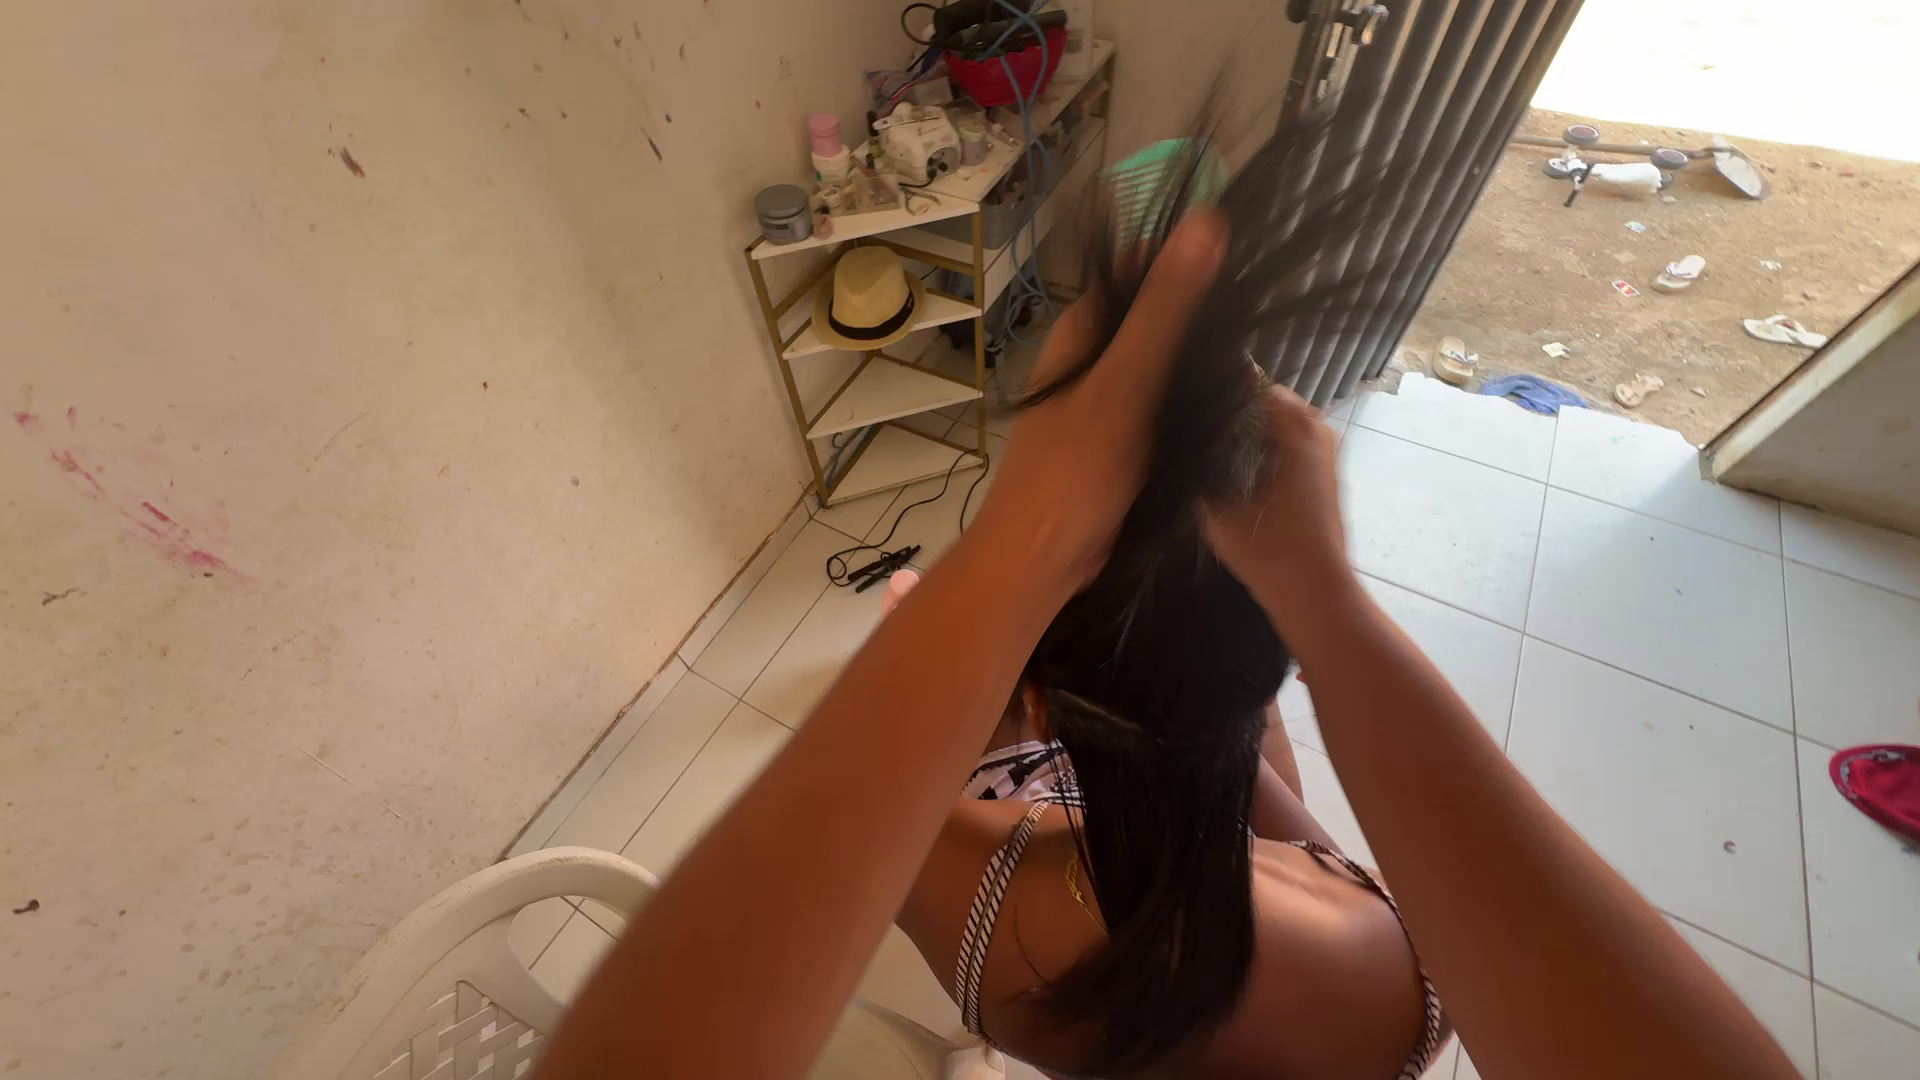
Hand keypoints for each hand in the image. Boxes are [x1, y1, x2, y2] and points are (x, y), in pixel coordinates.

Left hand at [969, 210, 1226, 590]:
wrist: (1042, 558)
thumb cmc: (1073, 472)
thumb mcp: (1124, 385)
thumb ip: (1164, 310)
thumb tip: (1205, 221)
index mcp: (1080, 334)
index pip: (1135, 272)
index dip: (1184, 258)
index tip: (1242, 259)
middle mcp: (1089, 361)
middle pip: (1151, 319)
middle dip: (1199, 314)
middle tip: (1259, 315)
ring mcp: (1103, 403)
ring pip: (1159, 366)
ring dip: (1196, 361)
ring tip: (1254, 353)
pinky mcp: (1118, 441)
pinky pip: (1160, 408)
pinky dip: (1187, 402)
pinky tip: (1227, 402)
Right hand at [1202, 383, 1354, 618]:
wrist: (1313, 592)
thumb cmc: (1267, 549)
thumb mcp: (1217, 507)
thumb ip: (1201, 468)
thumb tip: (1184, 441)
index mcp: (1295, 430)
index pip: (1256, 385)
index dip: (1223, 386)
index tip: (1192, 391)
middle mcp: (1317, 431)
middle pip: (1272, 400)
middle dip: (1238, 405)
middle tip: (1198, 417)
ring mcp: (1327, 453)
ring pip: (1284, 421)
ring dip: (1254, 425)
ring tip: (1215, 439)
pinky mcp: (1326, 475)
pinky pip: (1294, 441)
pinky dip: (1269, 442)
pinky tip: (1240, 463)